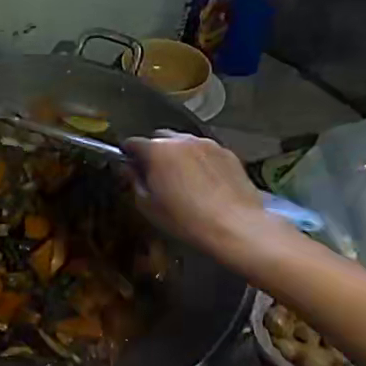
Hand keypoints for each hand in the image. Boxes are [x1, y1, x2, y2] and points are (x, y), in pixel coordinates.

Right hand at [123, 131, 273, 253]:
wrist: (236, 227)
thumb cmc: (187, 220)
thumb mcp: (149, 207)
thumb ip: (134, 182)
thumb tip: (129, 170)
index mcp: (157, 151)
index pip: (133, 143)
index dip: (129, 154)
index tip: (132, 166)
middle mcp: (181, 140)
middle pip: (160, 138)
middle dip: (156, 152)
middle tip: (159, 175)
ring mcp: (207, 144)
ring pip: (185, 143)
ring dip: (180, 155)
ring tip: (186, 180)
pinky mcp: (228, 153)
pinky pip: (206, 152)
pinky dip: (202, 161)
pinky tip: (207, 183)